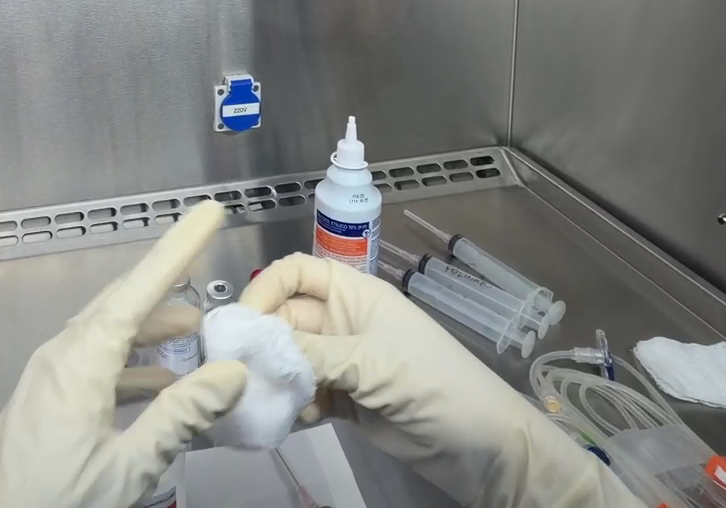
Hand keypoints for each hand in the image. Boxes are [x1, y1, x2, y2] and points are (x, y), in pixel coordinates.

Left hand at [0, 202, 248, 506]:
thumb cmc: (57, 502)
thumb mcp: (128, 468)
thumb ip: (180, 416)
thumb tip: (231, 372)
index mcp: (81, 359)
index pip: (139, 289)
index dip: (178, 248)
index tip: (208, 213)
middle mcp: (63, 352)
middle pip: (124, 300)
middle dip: (168, 279)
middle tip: (208, 258)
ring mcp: (53, 372)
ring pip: (111, 329)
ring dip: (154, 326)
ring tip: (197, 330)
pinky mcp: (50, 395)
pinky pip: (99, 359)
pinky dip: (134, 361)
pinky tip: (162, 382)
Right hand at [242, 254, 640, 507]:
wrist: (489, 451)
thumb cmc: (436, 385)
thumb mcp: (374, 363)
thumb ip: (314, 355)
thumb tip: (256, 350)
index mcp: (353, 293)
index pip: (295, 273)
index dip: (265, 289)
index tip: (242, 322)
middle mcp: (342, 321)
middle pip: (286, 318)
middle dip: (262, 340)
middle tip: (236, 370)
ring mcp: (343, 361)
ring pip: (291, 359)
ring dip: (273, 377)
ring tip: (257, 401)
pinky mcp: (346, 400)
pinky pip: (304, 394)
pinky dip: (289, 405)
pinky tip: (281, 422)